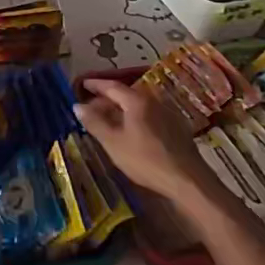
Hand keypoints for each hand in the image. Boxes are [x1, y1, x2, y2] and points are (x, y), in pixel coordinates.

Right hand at [73, 78, 223, 210]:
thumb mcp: (112, 142)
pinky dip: (134, 117)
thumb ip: (94, 122)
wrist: (187, 180)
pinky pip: (149, 115)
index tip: (82, 84)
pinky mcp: (176, 128)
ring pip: (138, 105)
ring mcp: (168, 115)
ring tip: (106, 119)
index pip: (112, 86)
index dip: (95, 85)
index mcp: (137, 102)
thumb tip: (78, 106)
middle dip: (106, 99)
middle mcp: (154, 102)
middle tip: (90, 107)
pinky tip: (129, 130)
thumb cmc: (145, 159)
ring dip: (120, 109)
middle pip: (126, 95)